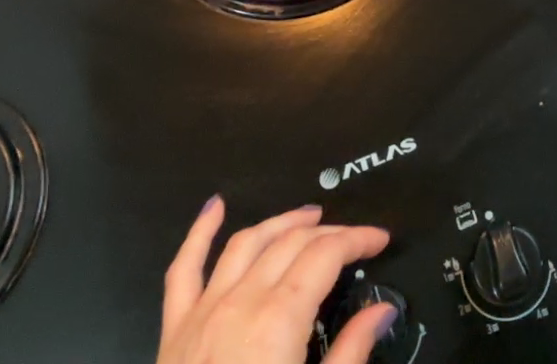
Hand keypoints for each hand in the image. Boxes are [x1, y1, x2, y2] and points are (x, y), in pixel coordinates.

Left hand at [158, 199, 393, 363]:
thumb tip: (382, 310)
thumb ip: (351, 353)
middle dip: (328, 231)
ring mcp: (202, 312)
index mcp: (279, 319)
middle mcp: (241, 302)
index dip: (357, 238)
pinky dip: (199, 233)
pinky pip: (183, 269)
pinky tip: (214, 207)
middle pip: (290, 242)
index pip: (325, 254)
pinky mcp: (174, 330)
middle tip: (354, 239)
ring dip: (280, 222)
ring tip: (309, 216)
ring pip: (246, 243)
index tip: (381, 239)